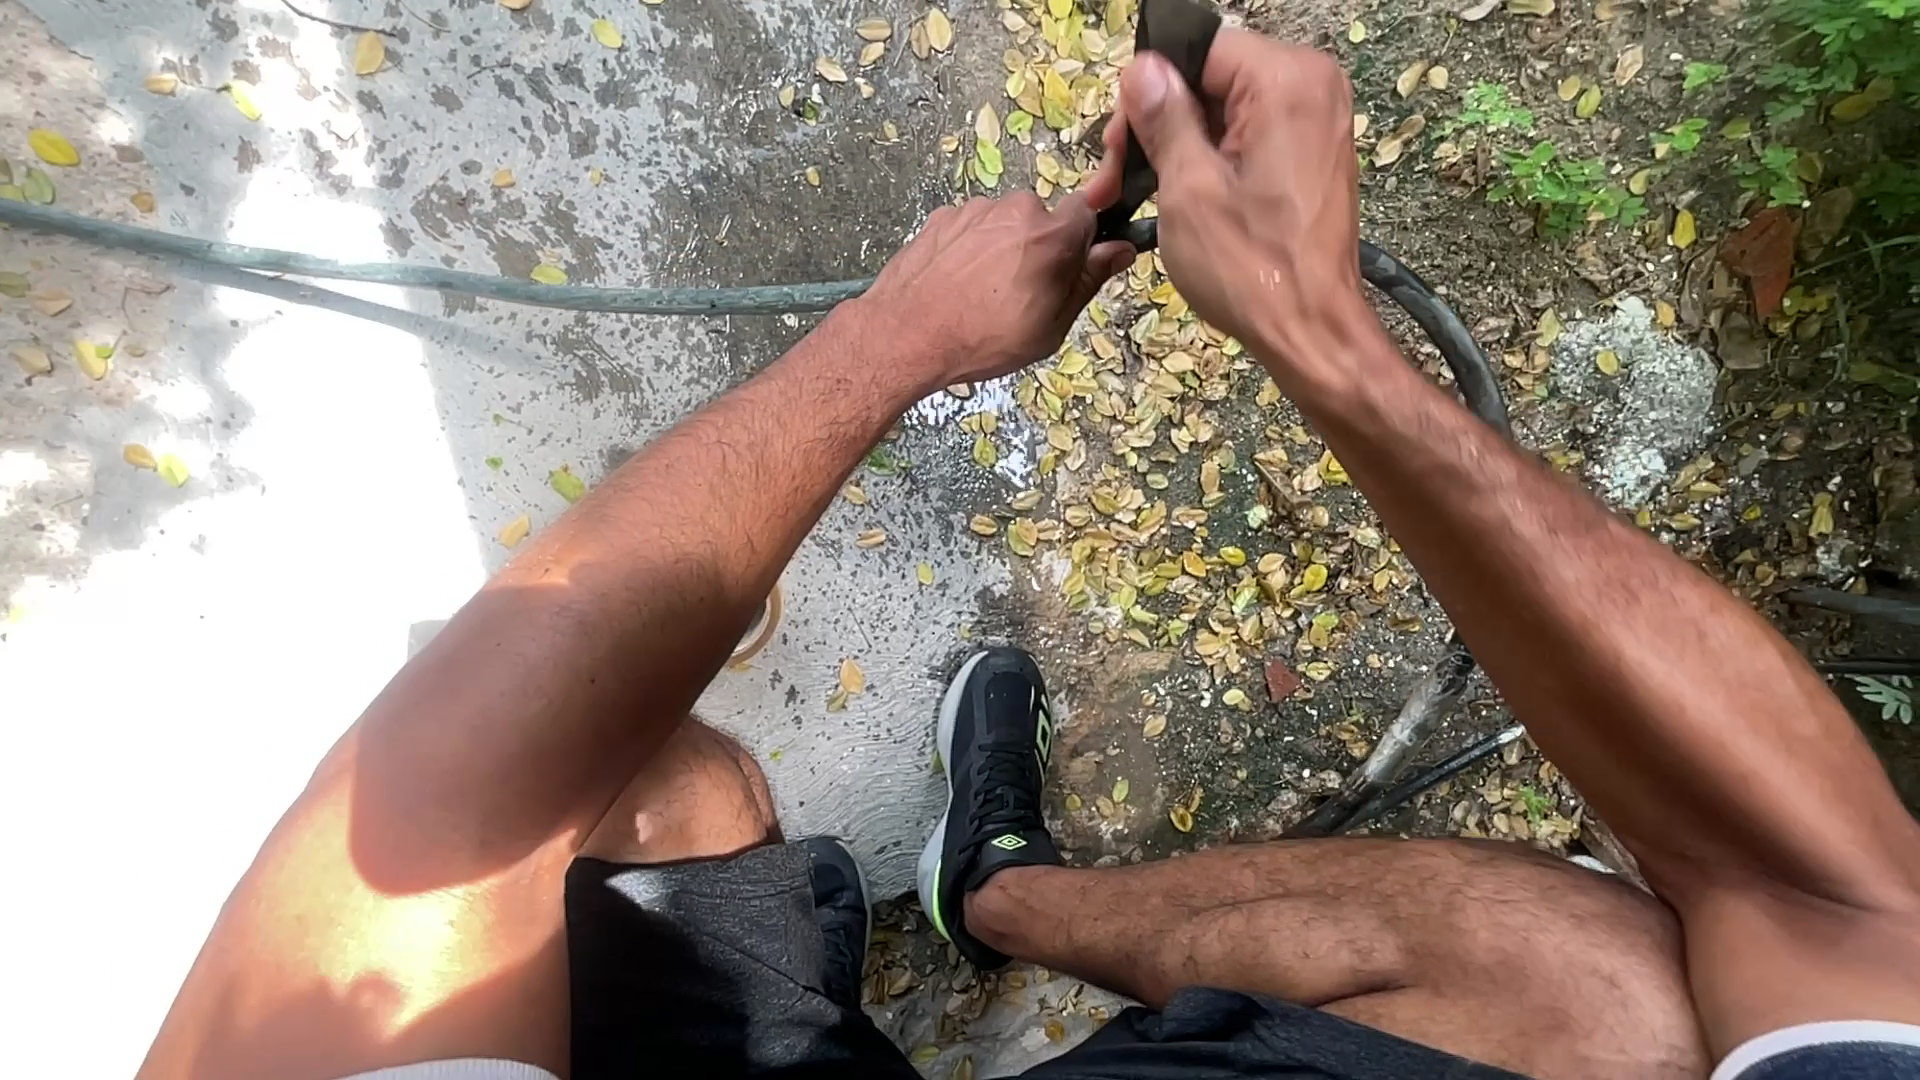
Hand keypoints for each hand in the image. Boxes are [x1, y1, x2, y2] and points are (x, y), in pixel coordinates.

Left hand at [856, 193, 1134, 387]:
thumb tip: (1121, 250)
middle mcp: (1016, 209)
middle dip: (1036, 250)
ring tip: (979, 296)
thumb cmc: (985, 341)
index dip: (1081, 242)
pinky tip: (955, 286)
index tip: (1068, 270)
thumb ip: (1087, 282)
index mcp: (1052, 235)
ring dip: (1000, 251)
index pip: (1088, 213)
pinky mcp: (942, 217)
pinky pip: (970, 229)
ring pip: (1003, 225)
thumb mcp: (1050, 328)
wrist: (906, 335)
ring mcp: (975, 210)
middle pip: (1041, 221)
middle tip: (1018, 296)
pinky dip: (969, 251)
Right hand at [1084, 32, 1361, 362]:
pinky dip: (1212, 164)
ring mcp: (1319, 124)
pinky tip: (1186, 202)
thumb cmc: (1248, 267)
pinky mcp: (1312, 159)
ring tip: (1145, 199)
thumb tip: (1142, 69)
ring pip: (1227, 114)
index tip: (1118, 149)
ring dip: (1180, 149)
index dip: (1149, 94)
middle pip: (1213, 80)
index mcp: (1286, 81)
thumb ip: (1165, 119)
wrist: (1309, 330)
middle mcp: (1313, 87)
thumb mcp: (1188, 190)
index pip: (1199, 51)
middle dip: (1161, 125)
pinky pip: (1250, 140)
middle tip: (1119, 182)